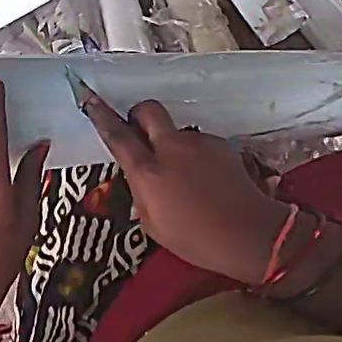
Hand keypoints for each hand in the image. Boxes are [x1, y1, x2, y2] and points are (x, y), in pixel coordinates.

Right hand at [81, 93, 292, 283]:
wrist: (250, 234)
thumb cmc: (196, 239)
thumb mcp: (153, 224)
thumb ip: (141, 191)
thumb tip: (139, 175)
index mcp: (148, 172)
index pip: (118, 135)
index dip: (101, 117)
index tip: (91, 102)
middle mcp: (171, 149)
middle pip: (147, 110)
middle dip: (138, 116)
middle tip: (139, 134)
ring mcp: (199, 143)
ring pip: (175, 131)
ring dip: (171, 145)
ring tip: (184, 178)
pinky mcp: (221, 145)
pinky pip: (198, 143)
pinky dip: (195, 156)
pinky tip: (205, 181)